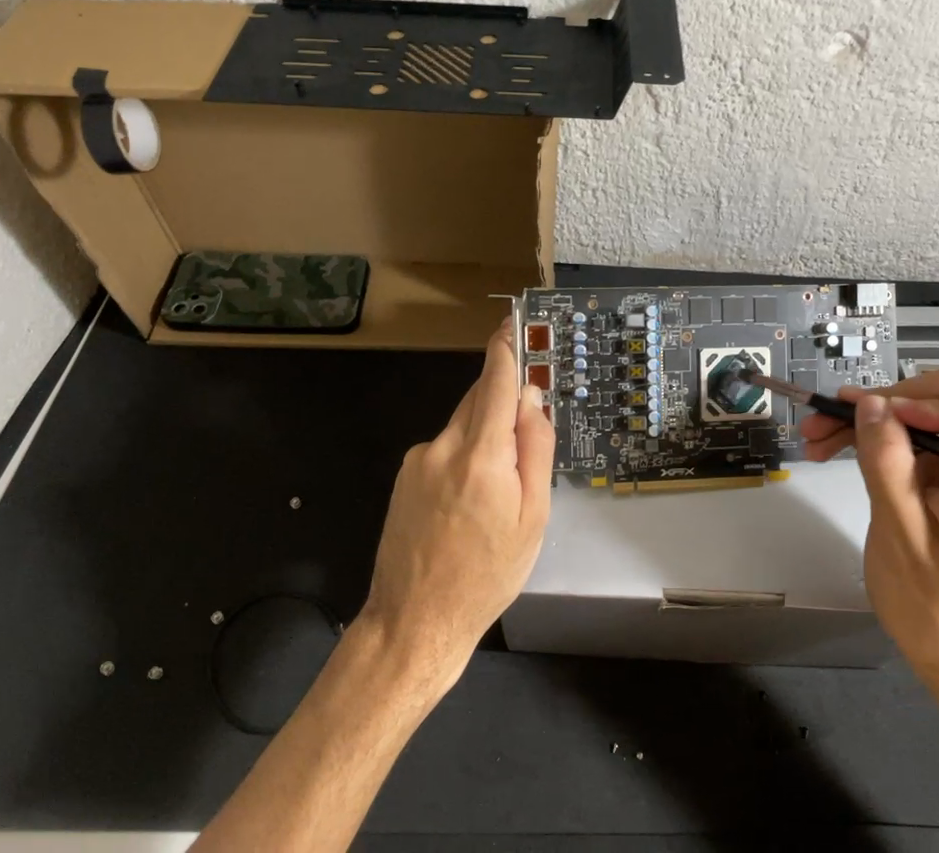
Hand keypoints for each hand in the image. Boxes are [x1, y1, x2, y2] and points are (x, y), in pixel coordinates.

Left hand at [359, 319, 555, 689]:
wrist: (416, 619)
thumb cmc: (488, 574)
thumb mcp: (532, 517)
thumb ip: (534, 450)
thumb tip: (531, 399)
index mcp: (480, 455)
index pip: (495, 381)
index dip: (507, 346)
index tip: (515, 320)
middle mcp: (442, 446)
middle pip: (478, 400)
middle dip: (503, 405)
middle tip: (527, 440)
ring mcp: (417, 460)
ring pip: (462, 427)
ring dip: (484, 439)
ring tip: (496, 493)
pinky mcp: (403, 476)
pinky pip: (444, 450)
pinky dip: (463, 459)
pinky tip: (468, 504)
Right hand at [800, 367, 938, 692]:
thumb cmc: (935, 608)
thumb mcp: (901, 534)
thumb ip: (887, 463)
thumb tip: (870, 405)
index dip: (937, 401)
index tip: (889, 422)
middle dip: (888, 400)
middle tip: (833, 417)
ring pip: (919, 416)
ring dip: (868, 419)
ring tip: (815, 435)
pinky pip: (909, 443)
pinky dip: (872, 441)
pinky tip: (832, 449)